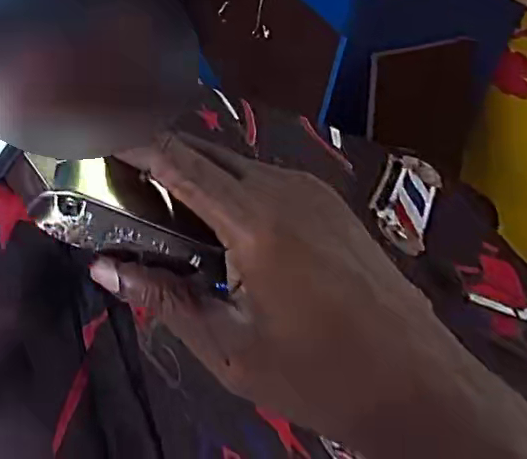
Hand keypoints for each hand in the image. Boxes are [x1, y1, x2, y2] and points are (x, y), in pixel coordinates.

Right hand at [95, 133, 526, 457]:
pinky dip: (227, 185)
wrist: (431, 394)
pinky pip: (259, 176)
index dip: (132, 140)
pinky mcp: (327, 198)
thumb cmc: (321, 376)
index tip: (96, 132)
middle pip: (199, 150)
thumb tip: (101, 267)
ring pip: (230, 162)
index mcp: (254, 222)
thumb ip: (162, 298)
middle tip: (122, 179)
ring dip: (193, 172)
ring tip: (169, 208)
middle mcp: (280, 188)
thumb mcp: (230, 350)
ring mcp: (309, 189)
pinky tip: (224, 225)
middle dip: (156, 155)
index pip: (176, 159)